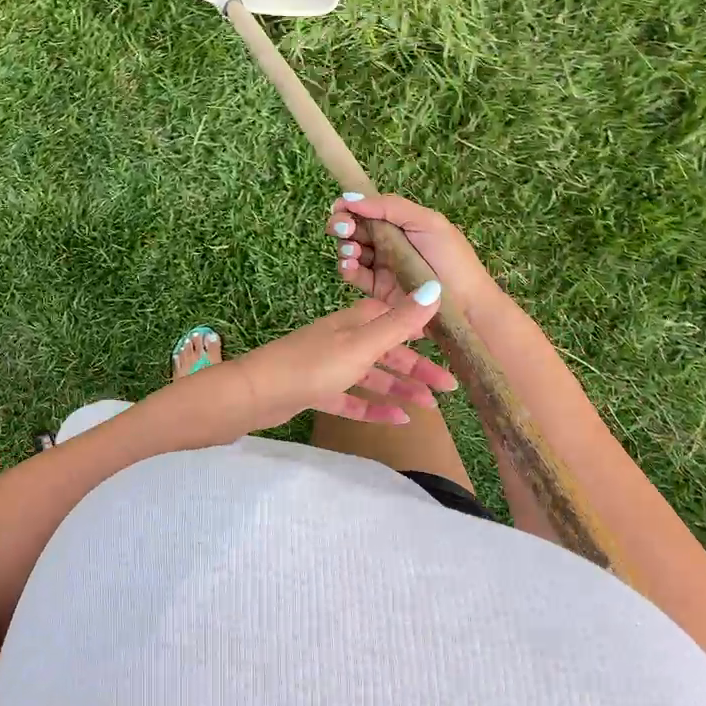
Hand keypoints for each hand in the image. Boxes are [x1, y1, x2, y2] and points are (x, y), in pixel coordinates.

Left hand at [160, 292, 452, 442]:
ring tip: (432, 406)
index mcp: (349, 323)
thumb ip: (398, 323)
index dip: (418, 326)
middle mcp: (338, 341)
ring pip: (369, 376)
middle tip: (451, 387)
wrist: (254, 395)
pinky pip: (350, 399)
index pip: (390, 317)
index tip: (448, 338)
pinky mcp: (313, 392)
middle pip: (384, 350)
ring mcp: (324, 367)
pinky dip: (374, 408)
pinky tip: (399, 420)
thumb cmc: (310, 366)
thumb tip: (435, 285)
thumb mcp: (360, 345)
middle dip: (416, 367)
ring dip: (400, 388)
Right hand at [326, 194, 500, 318]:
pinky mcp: (375, 288)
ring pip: (349, 251)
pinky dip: (346, 268)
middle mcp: (387, 242)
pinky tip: (350, 266)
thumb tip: (350, 196)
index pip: (367, 210)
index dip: (350, 207)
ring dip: (344, 246)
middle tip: (344, 228)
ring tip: (353, 251)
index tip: (339, 207)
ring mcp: (380, 266)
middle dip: (342, 225)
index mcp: (400, 224)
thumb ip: (390, 206)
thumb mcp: (427, 222)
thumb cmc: (450, 259)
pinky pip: (353, 275)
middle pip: (353, 229)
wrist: (465, 304)